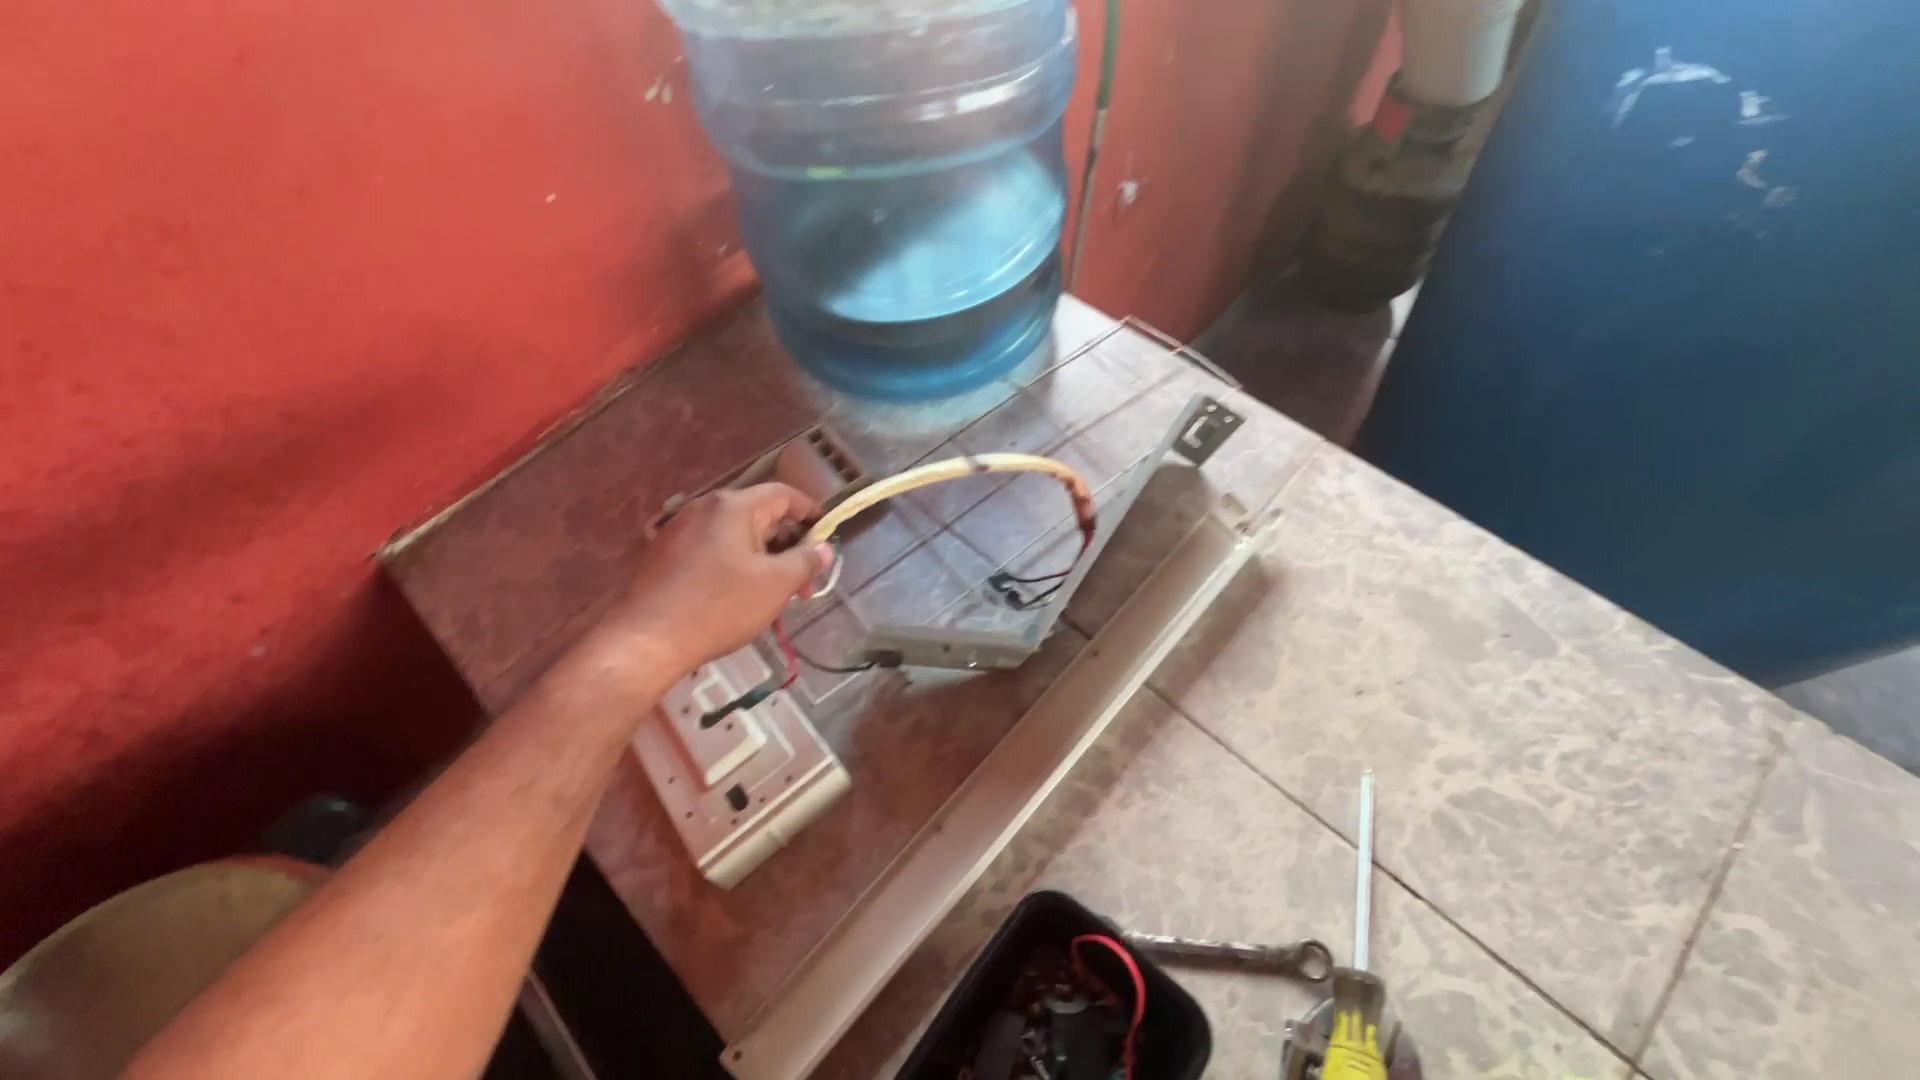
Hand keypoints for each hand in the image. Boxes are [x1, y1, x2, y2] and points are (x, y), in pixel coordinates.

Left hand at [597, 483, 833, 677]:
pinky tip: (741, 597)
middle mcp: (705, 507)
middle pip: (760, 516)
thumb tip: (824, 547)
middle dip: (788, 547)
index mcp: (734, 506)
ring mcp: (680, 529)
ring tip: (776, 596)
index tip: (827, 538)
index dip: (811, 514)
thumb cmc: (720, 606)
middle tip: (805, 584)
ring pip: (736, 536)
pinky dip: (735, 565)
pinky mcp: (665, 554)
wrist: (648, 639)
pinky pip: (713, 550)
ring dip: (763, 560)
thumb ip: (806, 561)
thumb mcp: (775, 585)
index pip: (784, 495)